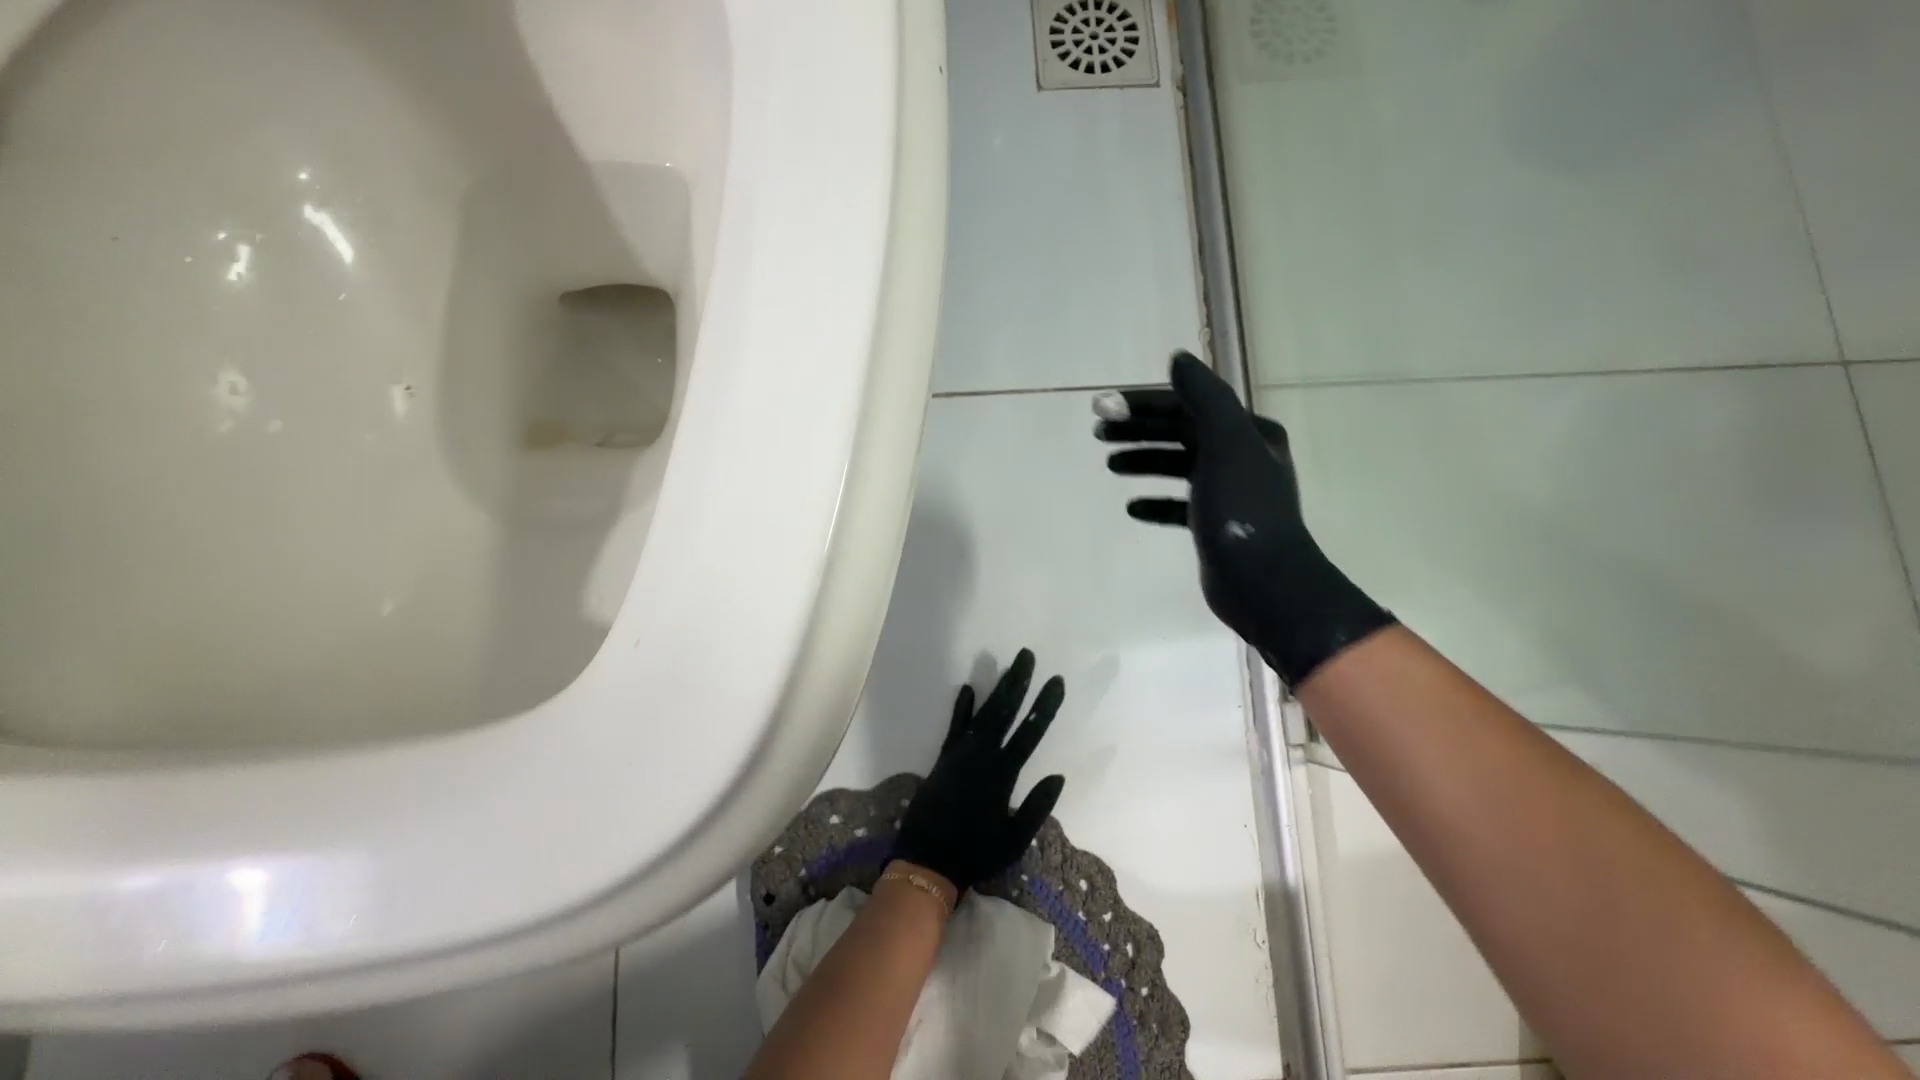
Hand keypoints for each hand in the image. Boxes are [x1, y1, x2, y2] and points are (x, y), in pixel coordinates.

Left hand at [890, 649, 1066, 893]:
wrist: (927, 860)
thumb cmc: (976, 854)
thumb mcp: (1015, 839)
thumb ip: (1037, 807)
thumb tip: (1058, 776)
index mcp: (1002, 774)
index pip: (1029, 733)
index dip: (1044, 707)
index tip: (1056, 682)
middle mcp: (981, 756)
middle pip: (1003, 711)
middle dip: (1018, 682)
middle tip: (1027, 655)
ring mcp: (959, 755)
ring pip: (982, 713)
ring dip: (995, 689)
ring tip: (1008, 665)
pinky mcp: (943, 760)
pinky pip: (955, 727)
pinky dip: (961, 708)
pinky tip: (967, 689)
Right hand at [1096, 351, 1395, 686]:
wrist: (1264, 582)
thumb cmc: (1241, 510)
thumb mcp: (1225, 443)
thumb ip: (1203, 397)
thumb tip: (1178, 359)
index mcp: (1249, 432)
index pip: (1189, 405)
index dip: (1145, 404)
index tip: (1104, 408)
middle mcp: (1243, 456)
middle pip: (1181, 432)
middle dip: (1140, 430)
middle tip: (1099, 434)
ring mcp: (1229, 492)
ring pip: (1178, 466)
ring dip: (1144, 461)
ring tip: (1110, 465)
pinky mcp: (1216, 525)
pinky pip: (1179, 505)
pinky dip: (1156, 502)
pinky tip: (1132, 507)